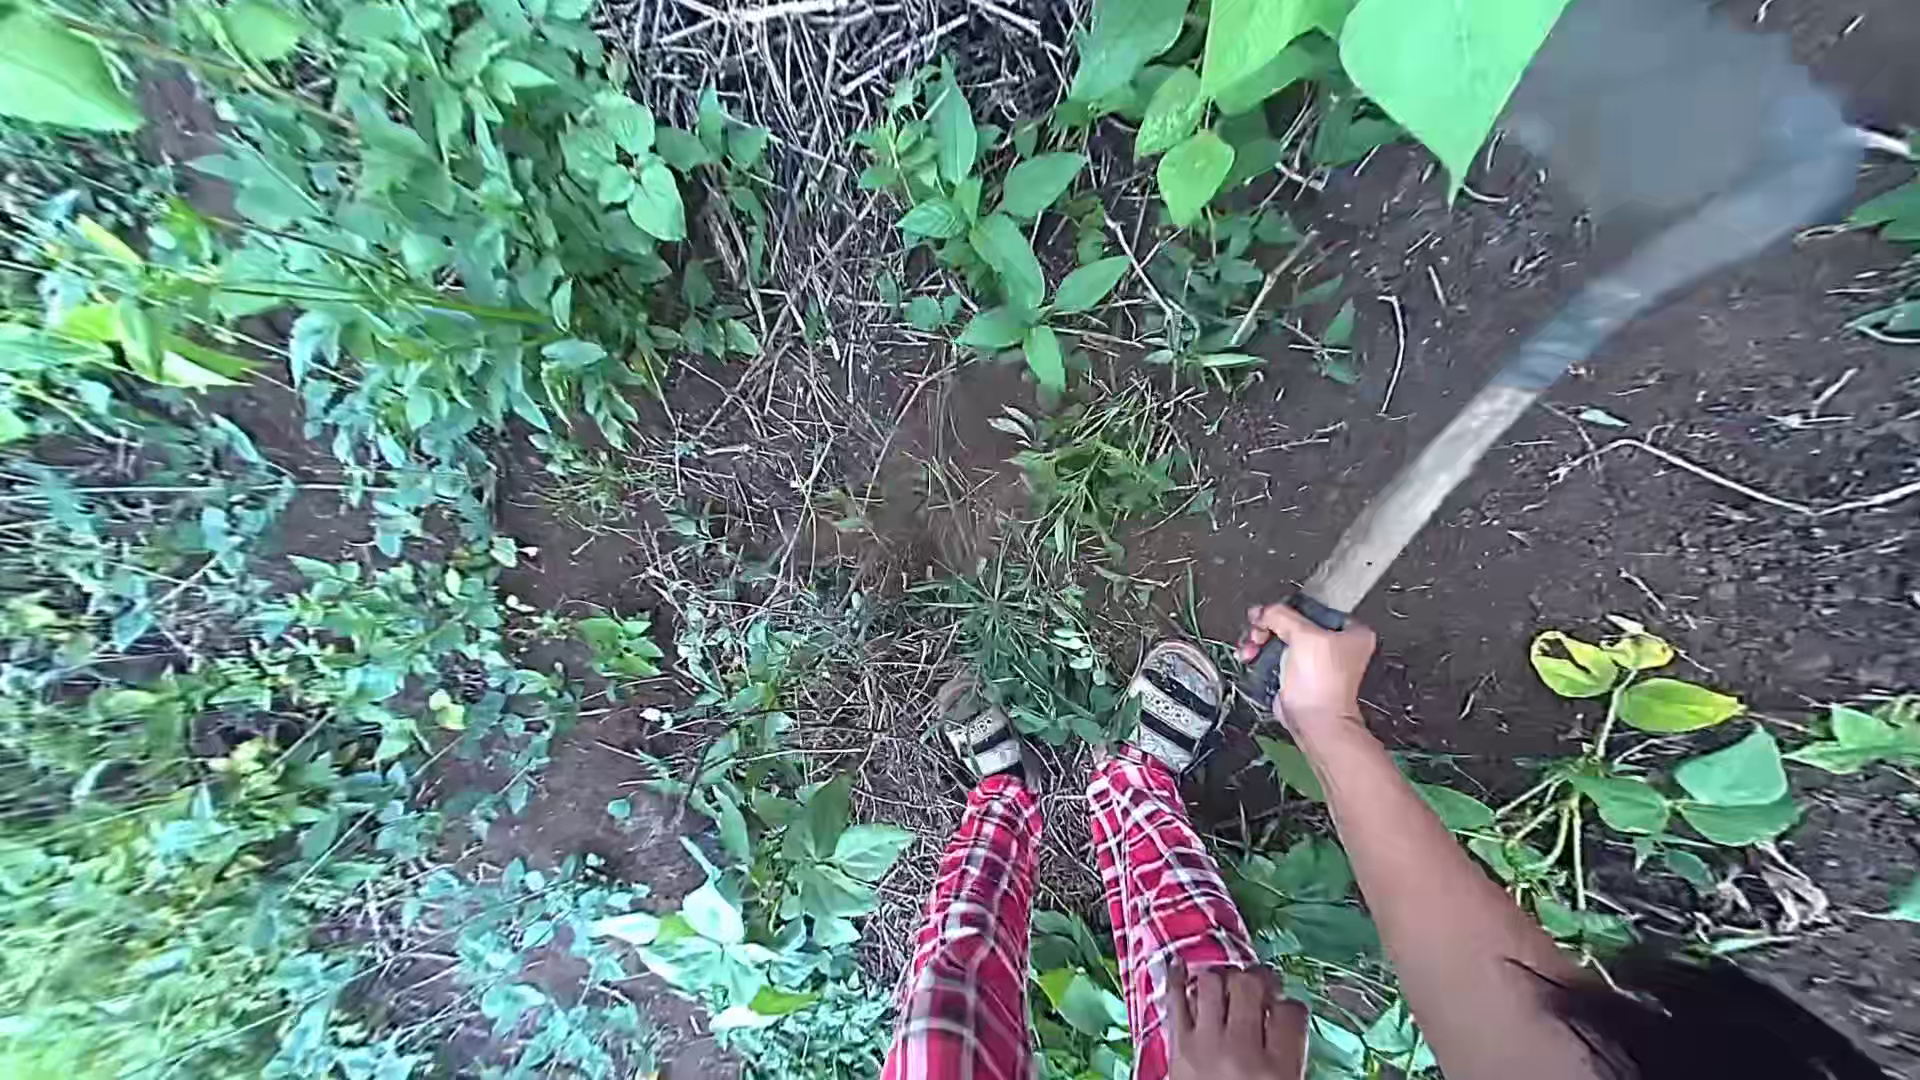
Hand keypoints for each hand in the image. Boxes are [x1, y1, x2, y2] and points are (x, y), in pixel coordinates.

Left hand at [1166, 960, 1307, 1079]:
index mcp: (1278, 1075)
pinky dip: (1177, 977)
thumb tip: (1290, 1038)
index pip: (1291, 1017)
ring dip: (1223, 978)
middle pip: (1249, 987)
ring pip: (1212, 983)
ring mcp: (1205, 1044)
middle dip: (1259, 978)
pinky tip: (1181, 966)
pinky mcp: (1176, 1045)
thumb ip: (1290, 1070)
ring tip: (1230, 983)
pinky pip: (1175, 998)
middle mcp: (1241, 1051)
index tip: (1291, 1007)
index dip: (1294, 1006)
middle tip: (1263, 983)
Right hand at [1237, 603, 1376, 736]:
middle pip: (1290, 621)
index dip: (1288, 608)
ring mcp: (1312, 658)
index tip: (1271, 614)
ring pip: (1276, 636)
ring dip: (1258, 640)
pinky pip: (1271, 653)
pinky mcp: (1295, 671)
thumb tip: (1262, 611)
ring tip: (1251, 648)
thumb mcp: (1304, 635)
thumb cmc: (1322, 682)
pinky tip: (1249, 655)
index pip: (1311, 606)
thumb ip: (1280, 615)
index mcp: (1349, 631)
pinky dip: (1257, 652)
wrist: (1313, 719)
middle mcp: (1333, 643)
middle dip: (1267, 626)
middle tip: (1259, 631)